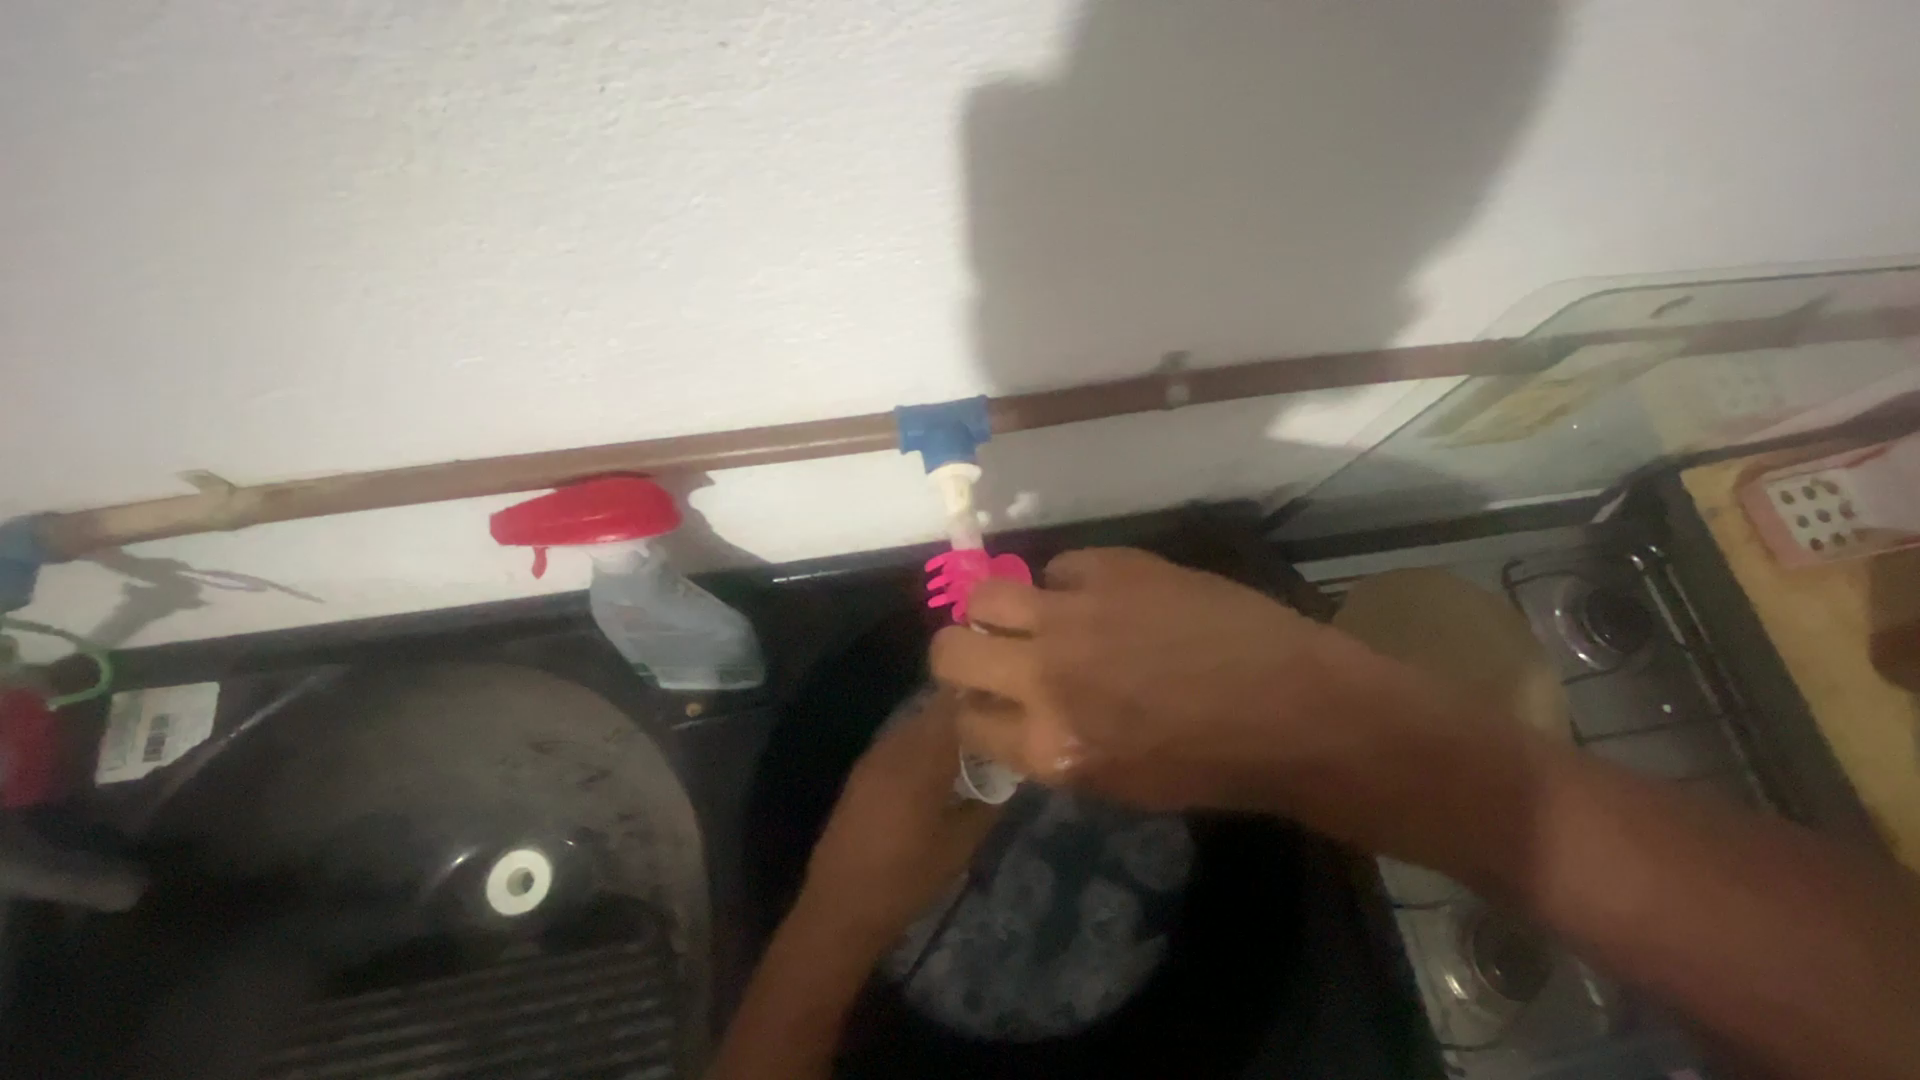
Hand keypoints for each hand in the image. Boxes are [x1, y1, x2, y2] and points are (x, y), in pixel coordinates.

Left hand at [801, 690, 1002, 942]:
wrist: (843, 906)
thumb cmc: (908, 878)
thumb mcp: (961, 845)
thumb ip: (987, 804)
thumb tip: (1008, 775)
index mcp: (921, 761)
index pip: (953, 709)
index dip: (979, 701)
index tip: (1005, 708)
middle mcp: (894, 749)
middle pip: (932, 714)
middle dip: (963, 716)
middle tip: (993, 731)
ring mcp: (872, 759)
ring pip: (913, 728)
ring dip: (940, 732)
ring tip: (970, 749)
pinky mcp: (860, 775)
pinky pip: (897, 745)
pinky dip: (919, 747)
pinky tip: (936, 770)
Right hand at [928, 547, 1456, 817]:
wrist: (1298, 709)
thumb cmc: (1216, 765)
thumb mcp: (1118, 785)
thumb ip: (1051, 750)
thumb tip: (1016, 712)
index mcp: (1050, 749)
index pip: (963, 723)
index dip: (972, 710)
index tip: (989, 701)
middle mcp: (1047, 678)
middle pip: (951, 652)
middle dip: (961, 656)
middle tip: (992, 653)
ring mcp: (1076, 616)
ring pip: (985, 595)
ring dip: (999, 610)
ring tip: (1035, 616)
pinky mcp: (1114, 568)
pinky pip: (1059, 567)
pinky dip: (1070, 585)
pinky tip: (1104, 598)